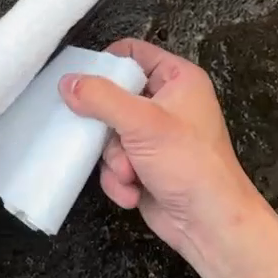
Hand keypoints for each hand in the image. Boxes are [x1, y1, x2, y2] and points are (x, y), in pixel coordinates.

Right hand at [60, 39, 277, 277]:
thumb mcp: (142, 122)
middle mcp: (166, 103)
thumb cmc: (189, 164)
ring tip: (130, 172)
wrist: (210, 225)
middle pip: (113, 97)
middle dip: (108, 128)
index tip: (82, 79)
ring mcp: (154, 136)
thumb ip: (100, 98)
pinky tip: (132, 190)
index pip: (134, 53)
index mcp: (177, 79)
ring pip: (110, 134)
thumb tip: (68, 82)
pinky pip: (114, 161)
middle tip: (110, 138)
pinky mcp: (145, 164)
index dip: (107, 62)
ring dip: (114, 158)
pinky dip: (119, 178)